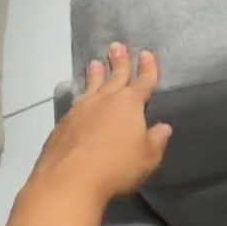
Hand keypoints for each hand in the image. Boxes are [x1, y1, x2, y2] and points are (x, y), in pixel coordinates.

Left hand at [28, 43, 171, 205]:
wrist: (70, 179)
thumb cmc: (117, 166)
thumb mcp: (147, 157)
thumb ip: (156, 140)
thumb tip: (163, 127)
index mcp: (129, 104)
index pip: (143, 82)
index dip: (147, 69)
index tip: (147, 54)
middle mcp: (104, 101)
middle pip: (114, 76)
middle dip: (119, 61)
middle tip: (117, 46)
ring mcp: (80, 111)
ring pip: (91, 86)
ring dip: (95, 74)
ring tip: (94, 63)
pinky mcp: (63, 125)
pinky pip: (76, 103)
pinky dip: (81, 96)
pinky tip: (80, 100)